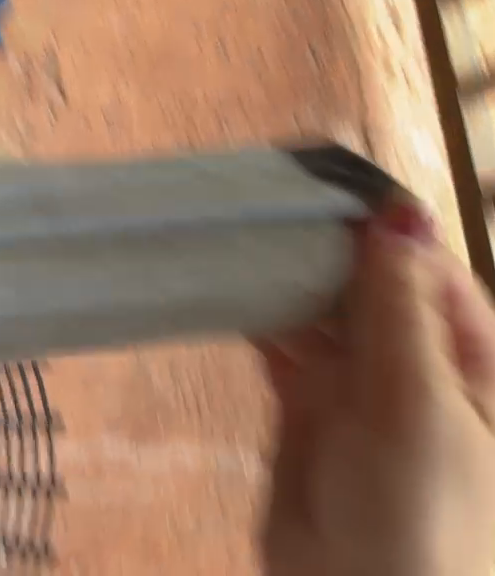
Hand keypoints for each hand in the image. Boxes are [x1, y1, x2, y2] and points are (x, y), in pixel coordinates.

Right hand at [257, 201, 494, 575]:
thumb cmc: (423, 508)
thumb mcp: (418, 406)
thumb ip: (399, 313)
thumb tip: (397, 216)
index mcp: (480, 368)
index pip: (436, 275)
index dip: (387, 227)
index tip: (316, 177)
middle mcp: (425, 370)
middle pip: (374, 289)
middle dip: (326, 246)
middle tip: (253, 199)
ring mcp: (363, 388)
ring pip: (324, 313)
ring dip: (284, 278)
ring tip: (227, 236)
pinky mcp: (309, 403)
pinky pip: (284, 344)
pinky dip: (255, 316)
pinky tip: (218, 289)